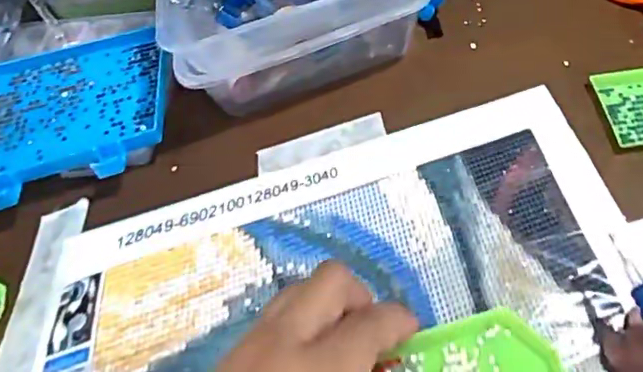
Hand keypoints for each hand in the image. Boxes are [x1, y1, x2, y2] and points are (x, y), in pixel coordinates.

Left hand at [216, 261, 418, 371]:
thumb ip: (369, 367)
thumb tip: (385, 357)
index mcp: (323, 363)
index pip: (374, 322)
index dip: (401, 322)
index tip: (412, 330)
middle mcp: (285, 339)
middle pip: (333, 279)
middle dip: (359, 298)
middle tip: (371, 336)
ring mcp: (252, 341)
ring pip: (299, 290)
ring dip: (325, 306)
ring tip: (337, 344)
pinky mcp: (230, 352)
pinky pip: (273, 315)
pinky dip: (295, 323)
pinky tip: (299, 358)